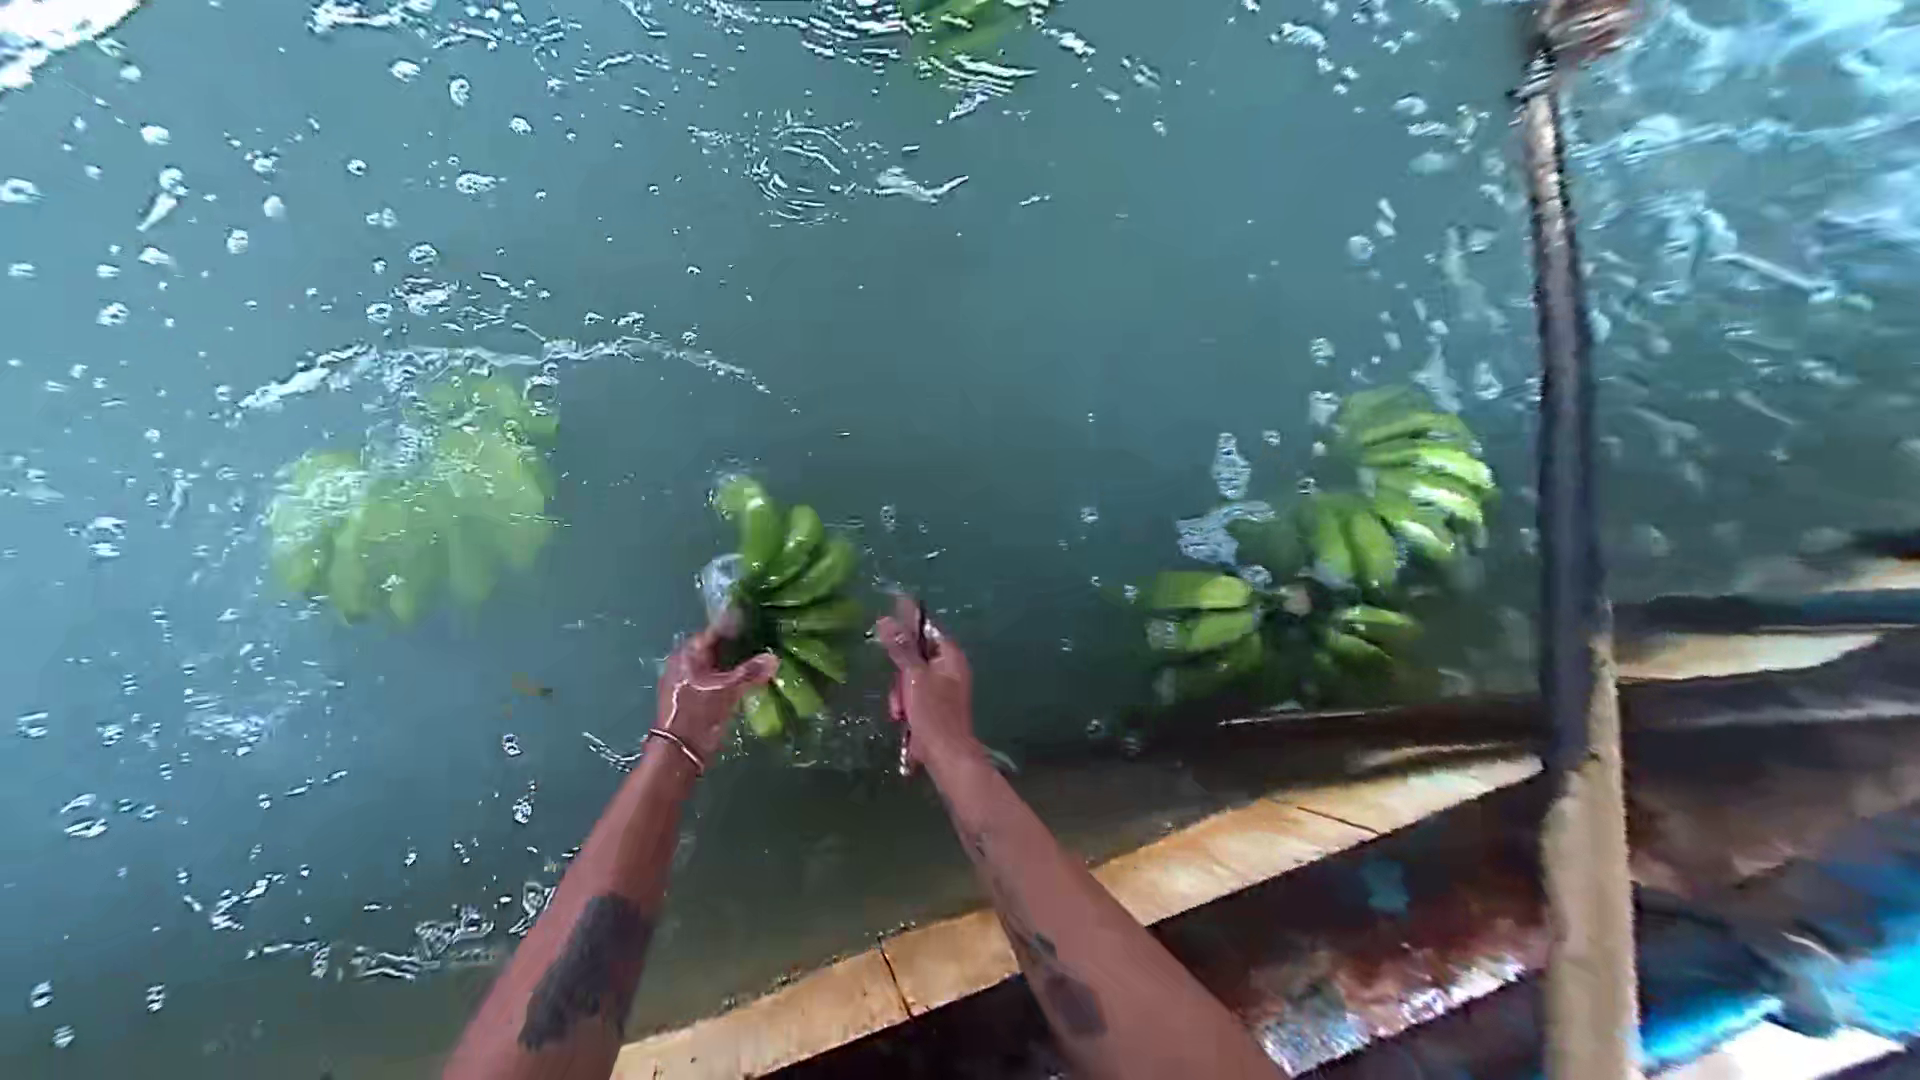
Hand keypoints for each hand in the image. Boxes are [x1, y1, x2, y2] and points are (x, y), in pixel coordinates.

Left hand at [656, 626, 777, 762]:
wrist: (678, 753)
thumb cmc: (698, 714)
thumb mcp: (727, 691)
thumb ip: (750, 672)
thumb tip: (774, 658)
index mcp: (687, 654)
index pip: (715, 630)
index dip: (736, 624)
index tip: (757, 618)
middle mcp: (684, 662)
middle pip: (715, 645)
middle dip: (738, 641)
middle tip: (763, 635)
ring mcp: (686, 679)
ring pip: (716, 661)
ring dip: (735, 658)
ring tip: (761, 654)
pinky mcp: (692, 694)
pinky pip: (715, 675)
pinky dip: (730, 672)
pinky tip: (748, 676)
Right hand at [876, 594, 976, 768]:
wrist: (947, 756)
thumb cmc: (934, 713)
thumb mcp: (914, 677)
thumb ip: (900, 648)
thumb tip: (886, 619)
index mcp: (951, 656)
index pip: (926, 629)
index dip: (908, 623)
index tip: (888, 614)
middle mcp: (950, 668)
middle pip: (916, 654)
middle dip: (901, 671)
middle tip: (899, 689)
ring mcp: (944, 688)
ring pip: (911, 677)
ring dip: (901, 692)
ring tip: (901, 710)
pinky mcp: (935, 706)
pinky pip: (914, 694)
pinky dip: (906, 704)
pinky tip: (903, 718)